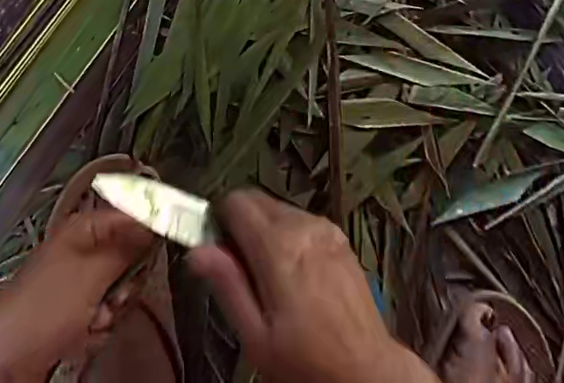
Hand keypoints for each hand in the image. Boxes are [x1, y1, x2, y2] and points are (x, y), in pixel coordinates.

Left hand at [0, 208, 155, 382]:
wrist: (0, 366)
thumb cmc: (43, 310)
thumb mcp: (91, 274)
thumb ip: (127, 246)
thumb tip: (159, 216)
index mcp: (85, 228)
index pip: (132, 212)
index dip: (152, 224)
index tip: (170, 238)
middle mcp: (84, 248)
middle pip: (131, 254)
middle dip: (128, 281)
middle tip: (116, 297)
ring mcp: (80, 281)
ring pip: (123, 287)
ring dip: (114, 308)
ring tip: (95, 322)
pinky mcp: (76, 312)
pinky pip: (108, 311)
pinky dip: (101, 326)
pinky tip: (85, 336)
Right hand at [188, 190, 439, 382]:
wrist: (366, 370)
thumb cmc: (308, 361)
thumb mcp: (256, 336)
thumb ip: (227, 285)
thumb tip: (197, 251)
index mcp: (279, 246)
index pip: (235, 201)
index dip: (219, 218)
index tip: (216, 245)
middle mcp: (303, 225)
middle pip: (255, 198)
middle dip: (240, 221)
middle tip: (238, 265)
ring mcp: (324, 227)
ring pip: (277, 207)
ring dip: (263, 226)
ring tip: (266, 274)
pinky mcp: (337, 235)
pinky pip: (300, 218)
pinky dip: (287, 232)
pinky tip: (292, 271)